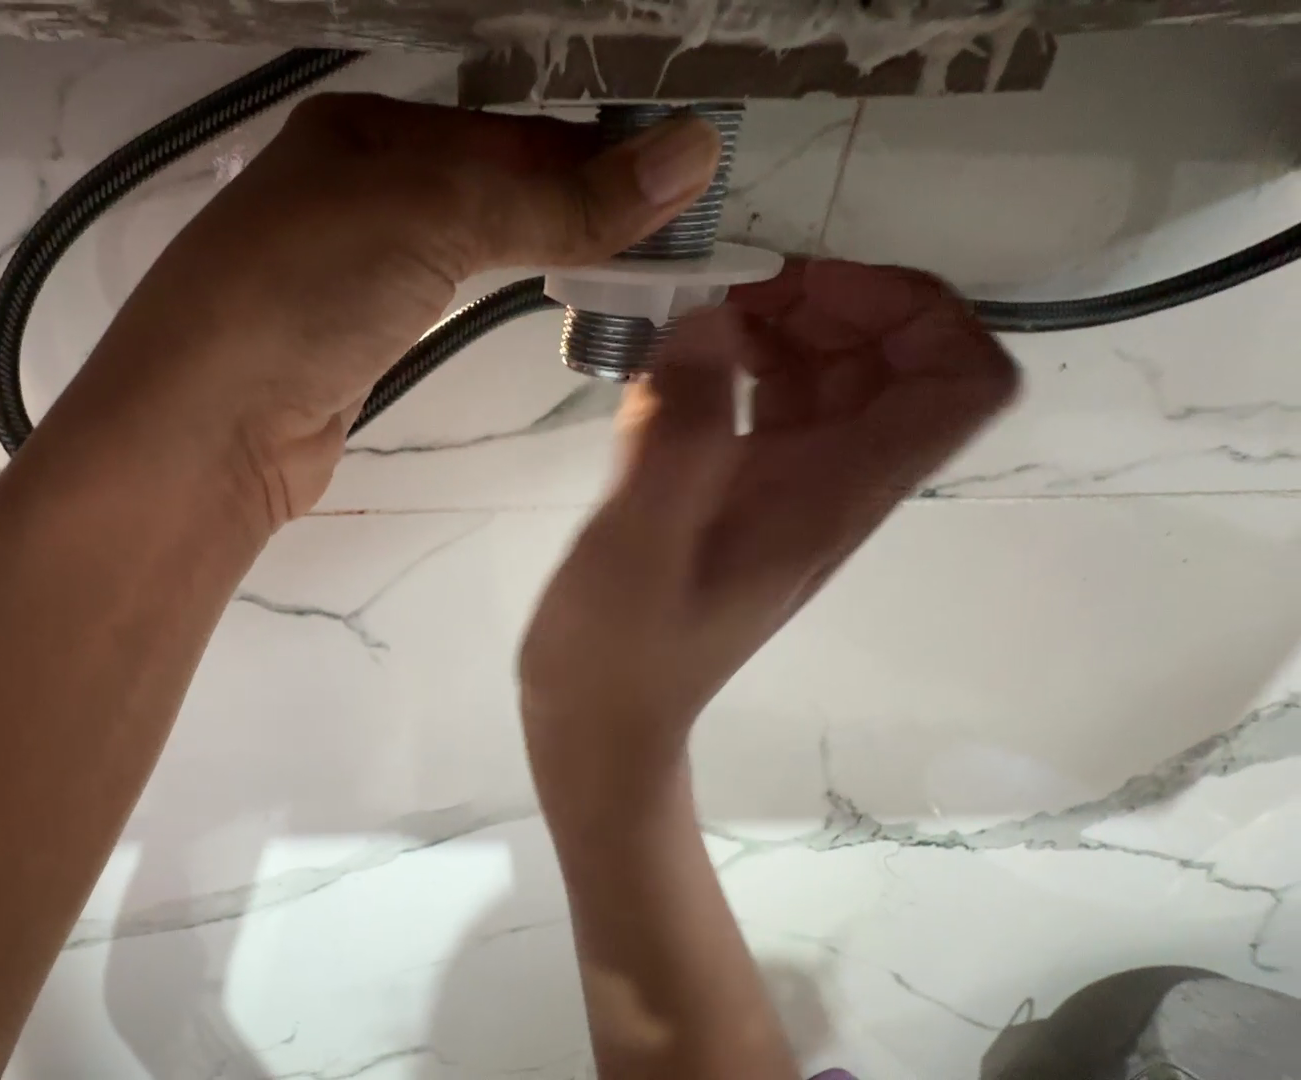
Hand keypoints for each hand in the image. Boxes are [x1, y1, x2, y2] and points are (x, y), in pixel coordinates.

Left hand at [58, 93, 723, 528]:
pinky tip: (555, 291)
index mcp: (361, 134)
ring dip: (551, 245)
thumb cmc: (304, 293)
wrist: (208, 428)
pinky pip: (451, 296)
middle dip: (581, 198)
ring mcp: (354, 270)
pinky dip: (506, 290)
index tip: (683, 172)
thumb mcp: (428, 218)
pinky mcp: (359, 339)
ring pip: (476, 241)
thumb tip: (691, 152)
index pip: (505, 127)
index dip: (595, 146)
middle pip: (494, 182)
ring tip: (638, 261)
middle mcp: (355, 191)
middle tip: (675, 227)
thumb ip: (554, 195)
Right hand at [518, 259, 1018, 836]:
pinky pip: (767, 408)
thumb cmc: (618, 654)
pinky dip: (736, 367)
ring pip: (830, 382)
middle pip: (897, 365)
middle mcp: (826, 487)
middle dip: (829, 305)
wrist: (600, 725)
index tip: (798, 289)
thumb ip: (677, 438)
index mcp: (831, 496)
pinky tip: (670, 369)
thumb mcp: (637, 548)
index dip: (909, 311)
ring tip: (692, 317)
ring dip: (780, 330)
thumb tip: (706, 320)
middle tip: (726, 293)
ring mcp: (781, 495)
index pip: (956, 383)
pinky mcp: (733, 500)